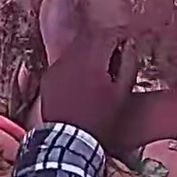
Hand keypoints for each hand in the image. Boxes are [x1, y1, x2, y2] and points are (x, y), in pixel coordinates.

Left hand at [37, 28, 138, 153]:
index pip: (107, 35)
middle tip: (115, 56)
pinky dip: (75, 66)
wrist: (70, 142)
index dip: (120, 37)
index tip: (128, 44)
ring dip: (89, 53)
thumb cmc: (101, 120)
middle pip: (89, 38)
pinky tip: (82, 81)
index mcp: (91, 60)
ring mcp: (55, 67)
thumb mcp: (122, 94)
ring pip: (75, 49)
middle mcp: (70, 58)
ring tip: (100, 71)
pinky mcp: (47, 77)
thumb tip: (129, 44)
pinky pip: (64, 63)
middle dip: (104, 43)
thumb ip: (128, 64)